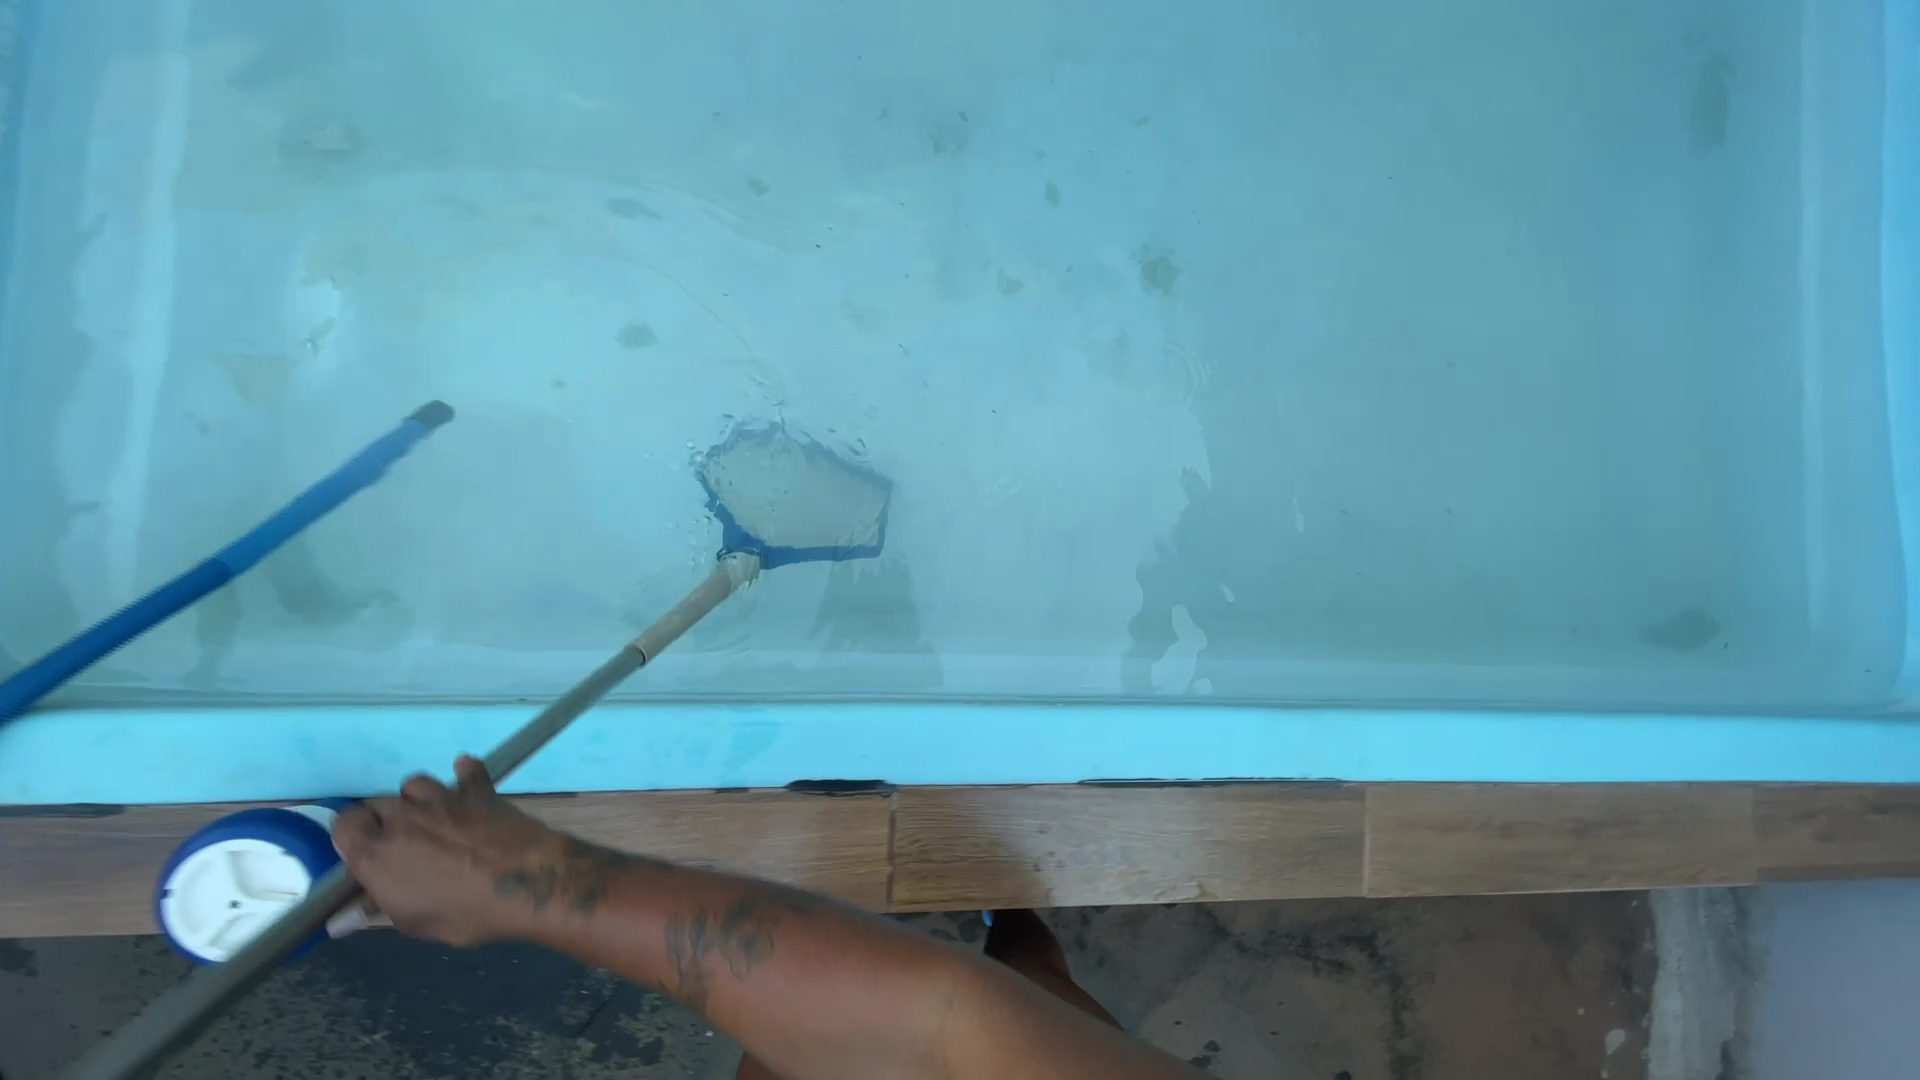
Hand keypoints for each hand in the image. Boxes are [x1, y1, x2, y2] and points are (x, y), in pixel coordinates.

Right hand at [331, 755, 564, 945]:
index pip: (344, 824)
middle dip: (384, 818)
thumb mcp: (412, 921)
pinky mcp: (480, 791)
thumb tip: (352, 911)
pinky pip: (469, 770)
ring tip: (430, 814)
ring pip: (415, 783)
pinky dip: (466, 771)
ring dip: (417, 796)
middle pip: (379, 803)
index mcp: (376, 853)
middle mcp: (404, 818)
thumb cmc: (464, 912)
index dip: (353, 832)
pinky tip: (466, 773)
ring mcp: (444, 799)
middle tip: (401, 838)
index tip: (364, 845)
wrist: (525, 882)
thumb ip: (380, 905)